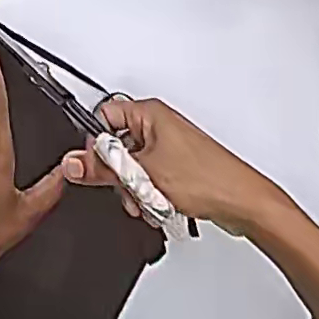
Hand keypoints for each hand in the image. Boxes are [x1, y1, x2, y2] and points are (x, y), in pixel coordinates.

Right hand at [63, 97, 286, 233]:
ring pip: (132, 165)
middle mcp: (158, 125)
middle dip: (118, 173)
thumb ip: (103, 168)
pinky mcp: (176, 166)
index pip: (103, 117)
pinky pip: (148, 177)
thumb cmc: (208, 178)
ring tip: (148, 200)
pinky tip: (158, 205)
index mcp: (148, 113)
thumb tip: (74, 163)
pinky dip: (148, 193)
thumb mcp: (143, 174)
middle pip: (116, 145)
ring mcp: (168, 146)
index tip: (97, 165)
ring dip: (134, 188)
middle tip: (128, 186)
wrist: (244, 204)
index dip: (96, 143)